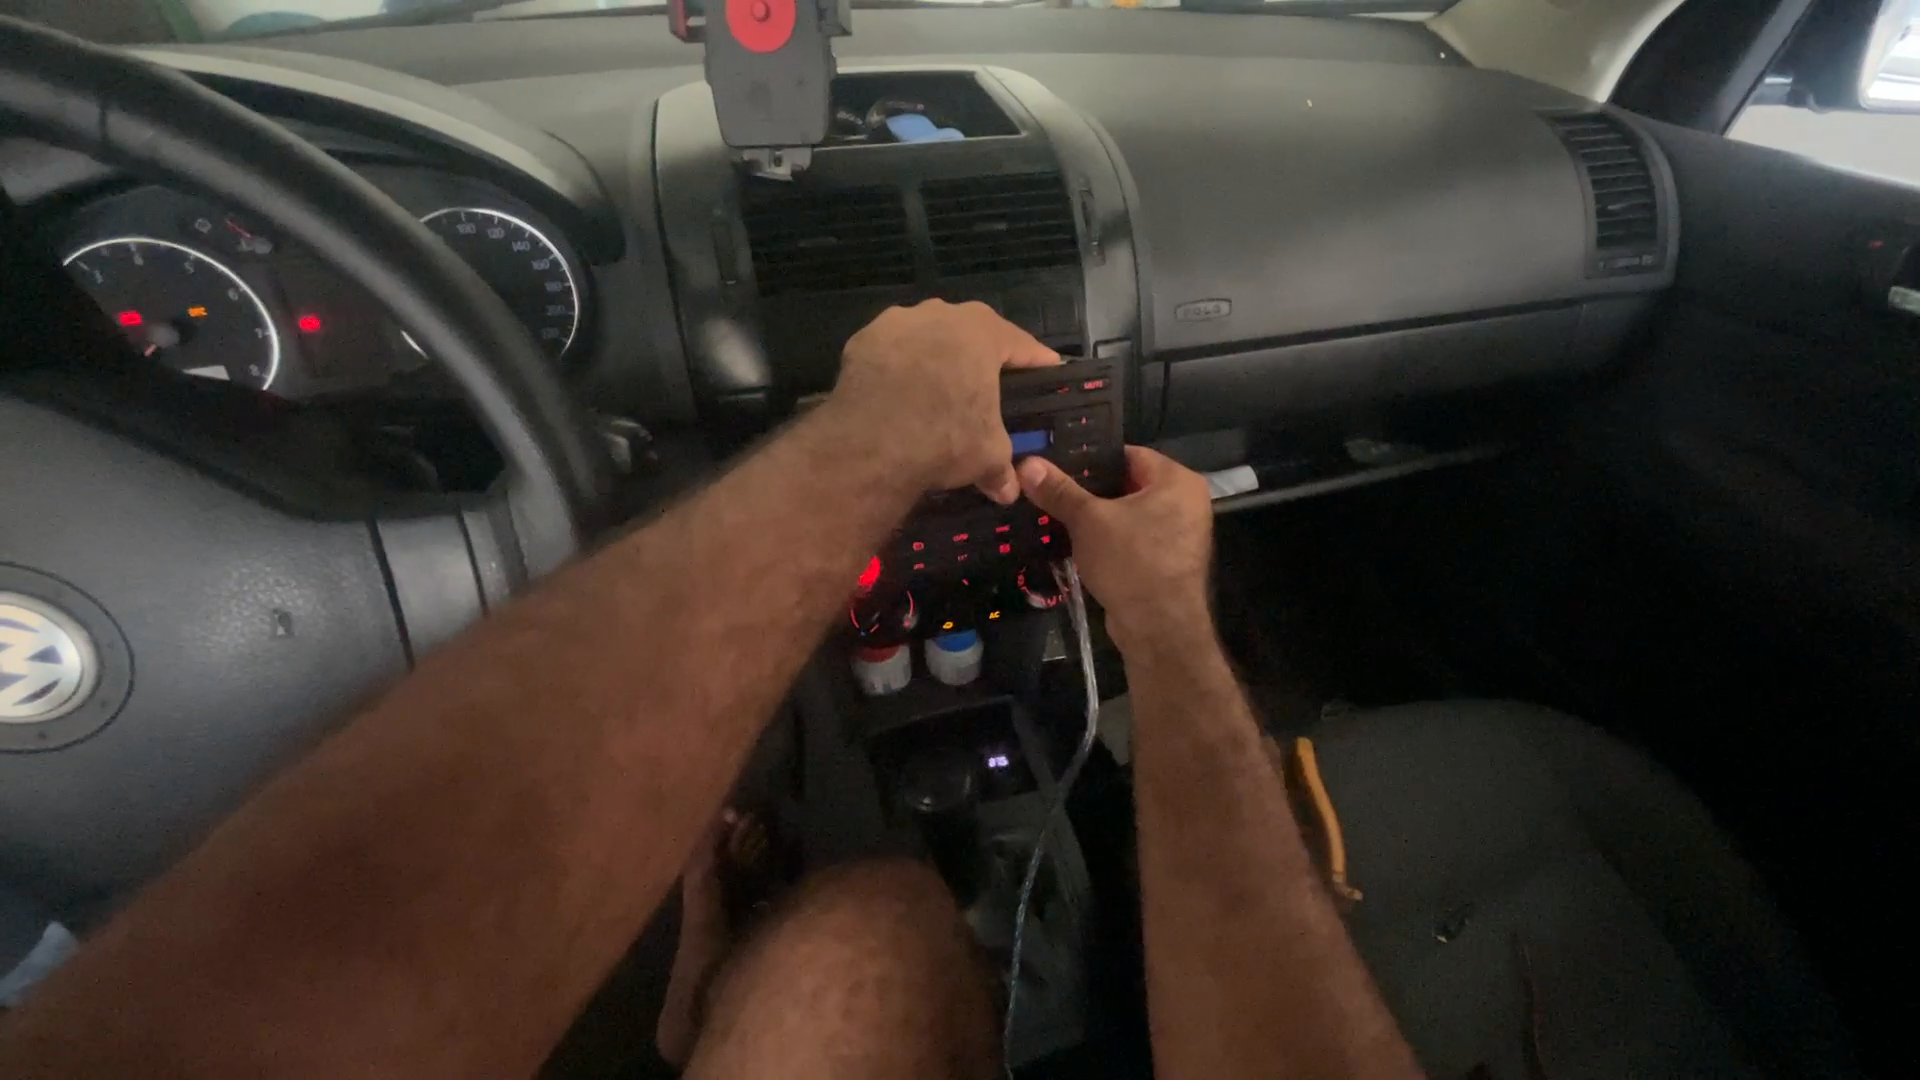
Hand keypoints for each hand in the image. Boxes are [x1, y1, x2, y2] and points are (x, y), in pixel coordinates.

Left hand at [828, 300, 1057, 503]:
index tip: (1048, 373)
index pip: (1022, 345)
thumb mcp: (987, 456)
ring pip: (927, 340)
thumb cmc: (946, 437)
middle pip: (970, 335)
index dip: (1037, 363)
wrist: (871, 445)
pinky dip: (899, 372)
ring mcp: (896, 323)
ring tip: (938, 392)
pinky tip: (899, 398)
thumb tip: (1008, 491)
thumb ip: (1002, 468)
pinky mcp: (861, 342)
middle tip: (988, 386)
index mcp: (982, 331)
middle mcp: (941, 314)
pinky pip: (891, 355)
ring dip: (935, 361)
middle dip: (980, 359)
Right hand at [1016, 446, 1213, 653]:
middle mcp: (1187, 502)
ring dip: (1098, 519)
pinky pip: (1134, 540)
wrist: (1159, 629)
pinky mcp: (1169, 562)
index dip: (1090, 459)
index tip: (1057, 465)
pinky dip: (1110, 540)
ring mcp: (1181, 535)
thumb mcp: (1088, 520)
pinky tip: (1077, 545)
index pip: (1128, 455)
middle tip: (1051, 491)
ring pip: (1130, 515)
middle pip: (1128, 485)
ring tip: (1057, 515)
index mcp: (1177, 480)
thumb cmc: (1131, 561)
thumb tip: (1026, 463)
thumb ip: (1059, 491)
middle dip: (1090, 491)